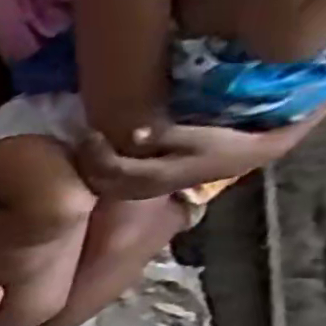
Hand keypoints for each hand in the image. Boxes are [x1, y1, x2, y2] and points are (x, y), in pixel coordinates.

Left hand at [76, 123, 275, 198]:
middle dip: (88, 160)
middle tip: (85, 138)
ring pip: (101, 185)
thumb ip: (163, 136)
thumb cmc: (221, 145)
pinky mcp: (140, 192)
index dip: (97, 151)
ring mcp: (139, 193)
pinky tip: (97, 159)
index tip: (91, 132)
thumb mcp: (196, 136)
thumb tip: (134, 133)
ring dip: (90, 168)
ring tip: (88, 146)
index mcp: (151, 176)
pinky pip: (108, 186)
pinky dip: (98, 174)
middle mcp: (140, 189)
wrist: (240, 161)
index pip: (111, 167)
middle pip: (100, 179)